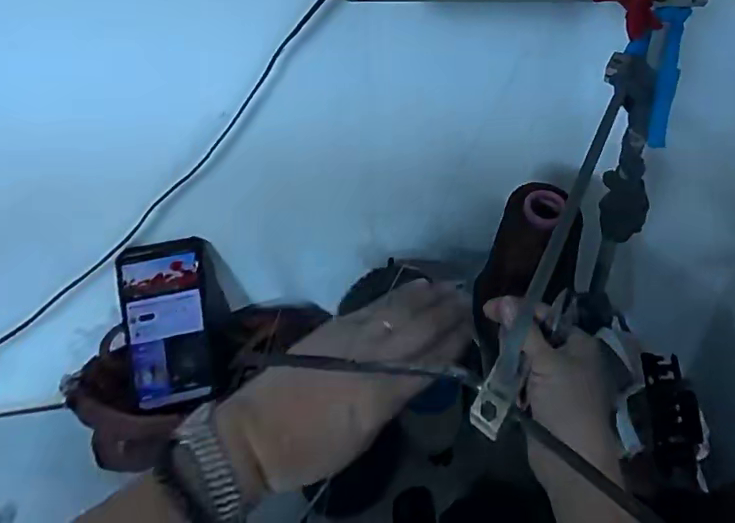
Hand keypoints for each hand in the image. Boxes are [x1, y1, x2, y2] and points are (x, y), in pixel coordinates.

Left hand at [215, 278, 469, 504]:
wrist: (256, 430)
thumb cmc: (310, 448)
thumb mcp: (360, 439)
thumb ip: (393, 401)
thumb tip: (421, 375)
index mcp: (380, 392)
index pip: (430, 361)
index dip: (456, 342)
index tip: (477, 325)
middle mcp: (372, 355)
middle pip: (420, 328)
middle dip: (450, 313)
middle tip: (474, 299)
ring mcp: (355, 333)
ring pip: (402, 309)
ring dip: (431, 297)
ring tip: (455, 286)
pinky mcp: (339, 323)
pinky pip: (379, 303)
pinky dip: (403, 293)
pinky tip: (419, 286)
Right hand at [483, 297, 628, 518]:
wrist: (572, 462)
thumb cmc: (566, 402)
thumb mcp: (546, 361)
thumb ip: (524, 331)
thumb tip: (505, 302)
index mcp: (578, 342)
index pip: (544, 315)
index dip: (518, 309)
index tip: (489, 308)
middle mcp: (569, 357)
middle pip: (534, 335)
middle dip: (514, 337)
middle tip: (496, 339)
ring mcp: (555, 380)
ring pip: (526, 358)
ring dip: (512, 360)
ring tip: (502, 364)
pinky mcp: (542, 400)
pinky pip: (523, 379)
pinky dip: (512, 379)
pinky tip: (504, 380)